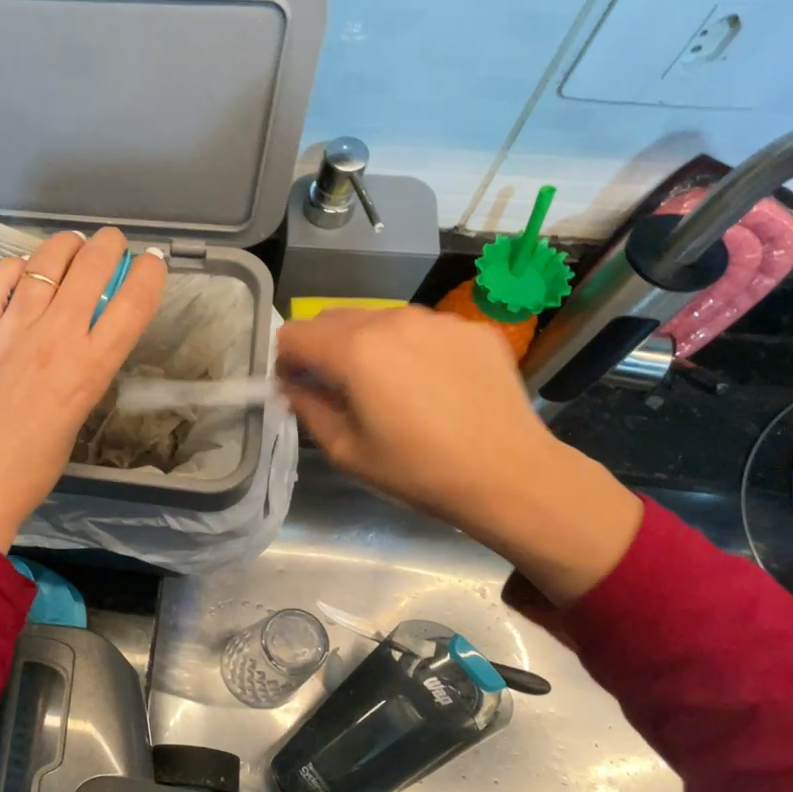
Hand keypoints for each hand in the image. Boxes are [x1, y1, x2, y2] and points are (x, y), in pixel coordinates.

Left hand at [0, 228, 168, 550]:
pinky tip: (20, 268)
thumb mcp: (75, 422)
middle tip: (112, 242)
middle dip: (108, 246)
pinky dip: (10, 268)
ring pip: (44, 267)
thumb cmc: (31, 472)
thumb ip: (81, 378)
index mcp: (89, 371)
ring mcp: (12, 333)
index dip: (148, 275)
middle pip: (89, 271)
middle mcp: (55, 341)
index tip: (153, 261)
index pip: (131, 306)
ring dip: (64, 246)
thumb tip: (80, 349)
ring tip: (72, 243)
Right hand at [277, 305, 641, 604]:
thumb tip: (291, 387)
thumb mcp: (346, 449)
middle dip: (321, 347)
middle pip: (334, 318)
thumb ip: (308, 408)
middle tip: (332, 387)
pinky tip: (429, 385)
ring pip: (379, 319)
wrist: (508, 473)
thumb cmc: (417, 470)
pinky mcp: (470, 328)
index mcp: (355, 350)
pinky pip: (422, 328)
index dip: (284, 359)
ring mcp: (437, 319)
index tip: (294, 386)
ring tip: (385, 386)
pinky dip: (410, 348)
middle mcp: (393, 320)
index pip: (295, 333)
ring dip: (365, 344)